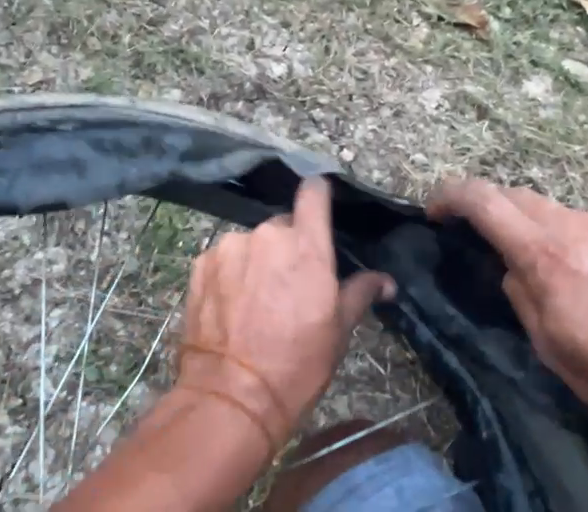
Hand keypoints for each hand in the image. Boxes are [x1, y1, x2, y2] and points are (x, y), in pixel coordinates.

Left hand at [178, 176, 394, 448]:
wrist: (232, 395)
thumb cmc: (296, 363)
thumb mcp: (338, 330)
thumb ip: (360, 293)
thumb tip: (386, 281)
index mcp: (306, 245)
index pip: (314, 192)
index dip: (318, 193)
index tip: (320, 202)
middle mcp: (267, 235)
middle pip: (282, 226)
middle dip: (288, 247)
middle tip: (290, 284)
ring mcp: (229, 246)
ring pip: (250, 243)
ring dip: (256, 261)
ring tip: (256, 301)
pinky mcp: (201, 263)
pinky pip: (223, 258)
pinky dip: (230, 274)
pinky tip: (231, 305)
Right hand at [427, 178, 587, 438]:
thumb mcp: (554, 350)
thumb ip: (521, 297)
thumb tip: (509, 270)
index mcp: (547, 256)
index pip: (484, 199)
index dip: (450, 195)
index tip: (434, 212)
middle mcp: (574, 226)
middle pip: (514, 194)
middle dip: (484, 206)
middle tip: (472, 235)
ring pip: (547, 206)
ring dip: (523, 221)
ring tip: (524, 260)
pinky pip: (578, 221)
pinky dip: (557, 233)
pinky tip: (572, 271)